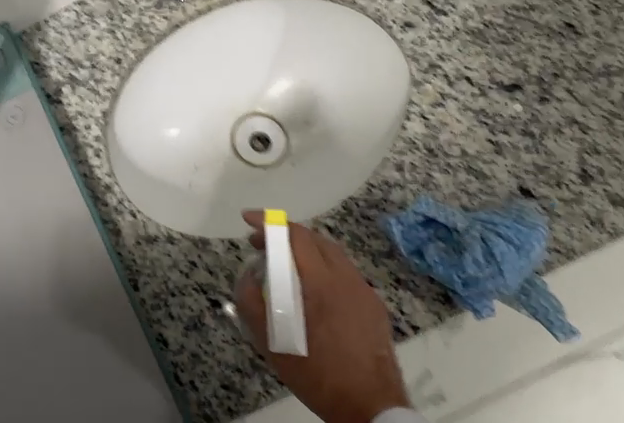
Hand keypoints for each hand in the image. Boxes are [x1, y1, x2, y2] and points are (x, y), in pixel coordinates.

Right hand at [235, 210, 410, 422]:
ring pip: (332, 255)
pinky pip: (345, 275)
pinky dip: (323, 270)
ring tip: (285, 267)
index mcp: (322, 282)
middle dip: (285, 235)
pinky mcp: (375, 308)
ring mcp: (365, 292)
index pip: (295, 234)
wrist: (371, 410)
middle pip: (314, 239)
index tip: (248, 220)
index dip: (269, 222)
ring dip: (306, 252)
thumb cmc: (317, 375)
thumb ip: (252, 302)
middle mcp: (347, 279)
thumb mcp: (272, 343)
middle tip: (262, 246)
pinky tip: (313, 293)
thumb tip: (248, 275)